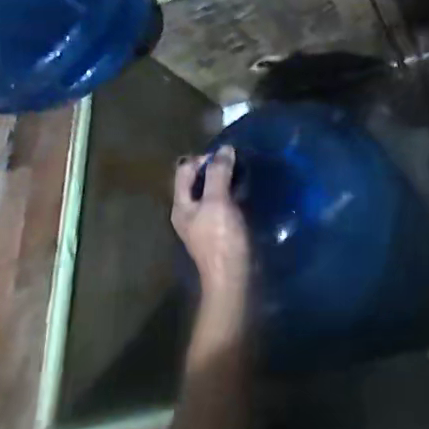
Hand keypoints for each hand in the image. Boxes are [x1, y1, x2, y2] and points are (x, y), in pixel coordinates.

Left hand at [172, 147, 251, 298]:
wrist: (233, 278)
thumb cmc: (221, 240)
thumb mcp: (217, 203)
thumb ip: (218, 174)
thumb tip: (223, 149)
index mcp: (181, 205)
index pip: (184, 169)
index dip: (203, 158)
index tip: (227, 156)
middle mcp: (189, 212)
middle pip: (197, 180)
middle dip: (215, 168)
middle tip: (238, 162)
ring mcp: (204, 222)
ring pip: (211, 192)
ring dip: (225, 181)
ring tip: (244, 174)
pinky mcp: (220, 230)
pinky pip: (223, 204)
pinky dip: (232, 195)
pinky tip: (247, 193)